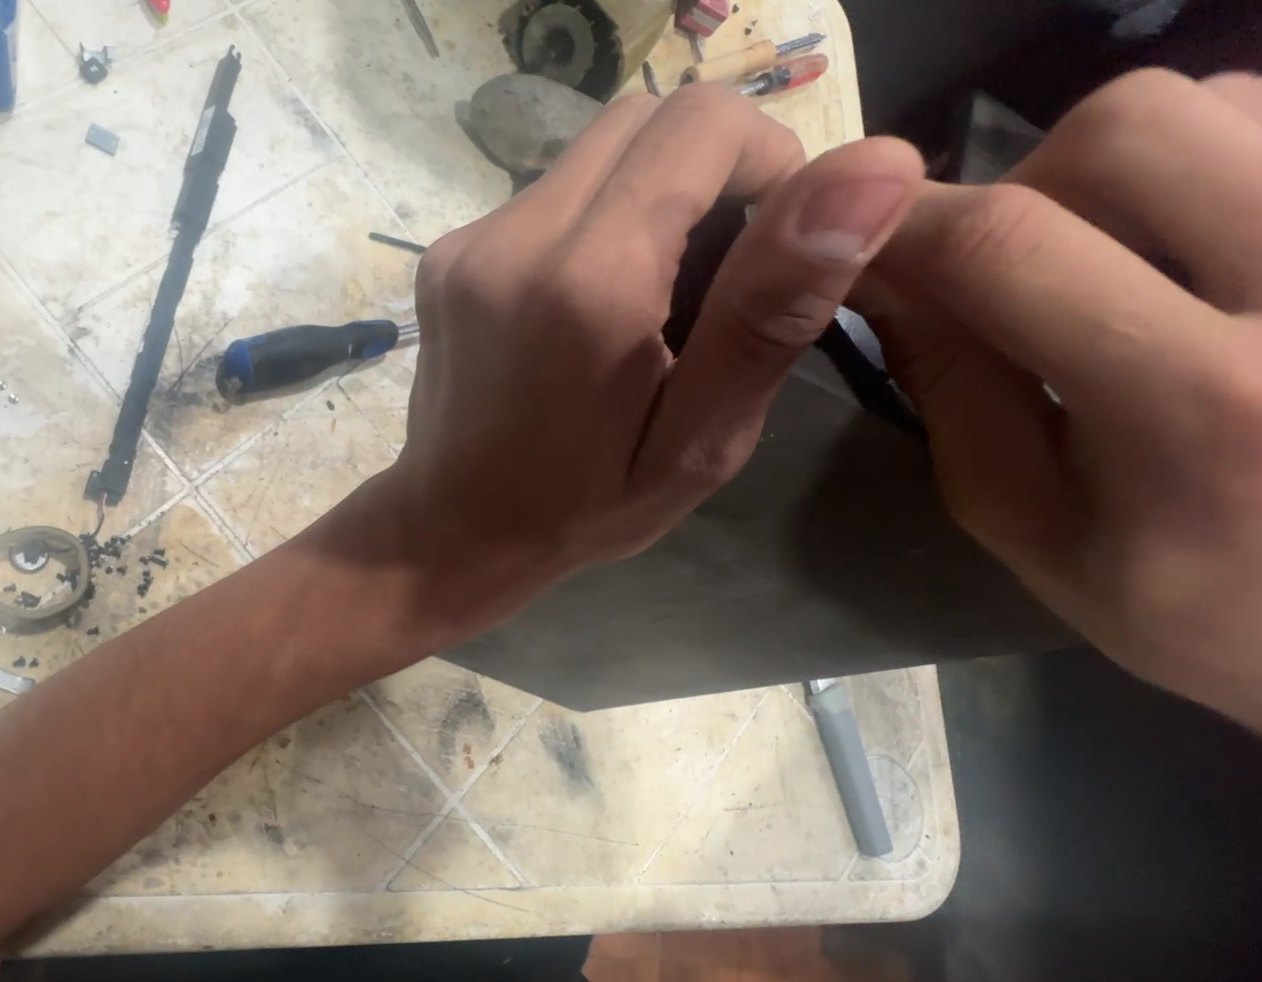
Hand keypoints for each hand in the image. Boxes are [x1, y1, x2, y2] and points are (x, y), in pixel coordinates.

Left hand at [380, 84, 924, 629]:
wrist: (452, 526)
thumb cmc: (582, 504)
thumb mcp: (698, 440)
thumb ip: (771, 309)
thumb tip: (874, 168)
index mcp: (586, 281)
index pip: (701, 123)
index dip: (765, 159)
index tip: (770, 245)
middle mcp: (512, 239)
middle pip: (644, 119)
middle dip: (709, 170)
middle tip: (717, 272)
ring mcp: (464, 242)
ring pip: (594, 152)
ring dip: (649, 195)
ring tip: (652, 297)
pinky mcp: (443, 254)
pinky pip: (546, 193)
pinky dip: (592, 220)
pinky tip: (589, 302)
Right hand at [861, 69, 1261, 724]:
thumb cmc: (1210, 605)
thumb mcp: (1035, 529)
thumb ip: (955, 401)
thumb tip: (885, 286)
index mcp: (1196, 406)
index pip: (1004, 248)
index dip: (904, 222)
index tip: (851, 234)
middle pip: (1129, 126)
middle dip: (1024, 180)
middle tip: (1011, 262)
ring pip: (1225, 96)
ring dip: (1122, 165)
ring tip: (1113, 252)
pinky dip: (1212, 156)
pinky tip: (1199, 241)